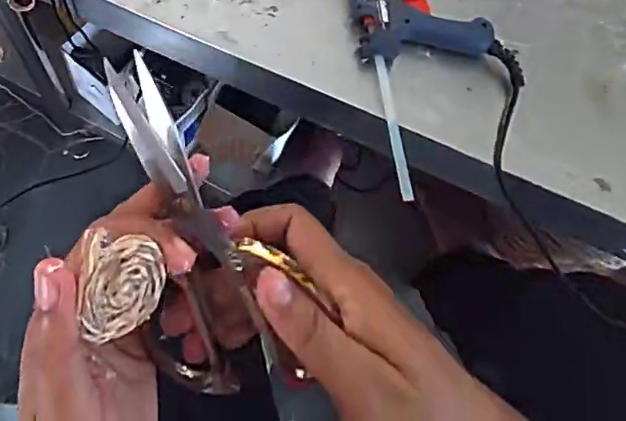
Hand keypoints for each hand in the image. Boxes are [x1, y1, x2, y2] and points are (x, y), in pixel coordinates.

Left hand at [18, 159, 218, 420]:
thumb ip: (54, 336)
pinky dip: (190, 273)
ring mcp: (115, 318)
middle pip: (126, 237)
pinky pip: (164, 290)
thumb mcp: (59, 395)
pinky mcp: (138, 337)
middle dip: (165, 209)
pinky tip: (209, 264)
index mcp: (66, 306)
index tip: (182, 250)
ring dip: (182, 234)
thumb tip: (49, 272)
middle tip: (198, 185)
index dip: (145, 233)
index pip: (104, 242)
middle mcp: (89, 302)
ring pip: (149, 256)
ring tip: (215, 221)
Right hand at [237, 203, 522, 420]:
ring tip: (216, 332)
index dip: (252, 223)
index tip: (213, 251)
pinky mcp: (350, 331)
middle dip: (240, 272)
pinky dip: (272, 325)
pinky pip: (302, 314)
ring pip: (287, 285)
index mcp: (348, 282)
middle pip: (282, 254)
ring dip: (250, 302)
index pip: (293, 223)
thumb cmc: (422, 411)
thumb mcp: (362, 381)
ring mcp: (348, 307)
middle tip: (202, 310)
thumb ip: (311, 330)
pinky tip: (255, 349)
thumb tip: (261, 276)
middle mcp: (345, 283)